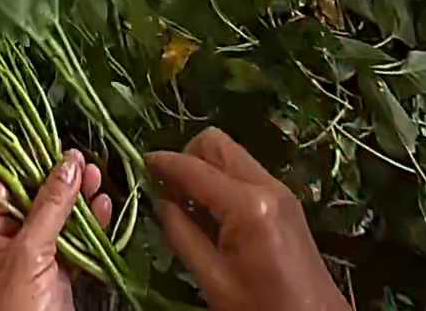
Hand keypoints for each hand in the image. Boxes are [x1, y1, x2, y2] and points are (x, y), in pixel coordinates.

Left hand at [0, 149, 113, 310]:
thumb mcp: (29, 254)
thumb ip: (50, 204)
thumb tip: (69, 160)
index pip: (2, 183)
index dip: (27, 159)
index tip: (52, 140)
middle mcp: (1, 246)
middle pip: (32, 198)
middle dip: (60, 179)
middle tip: (84, 161)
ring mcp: (29, 263)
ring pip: (55, 220)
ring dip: (79, 199)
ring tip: (98, 178)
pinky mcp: (54, 280)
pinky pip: (71, 245)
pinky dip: (89, 227)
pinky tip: (104, 208)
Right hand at [147, 128, 350, 310]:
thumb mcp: (214, 282)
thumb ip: (181, 234)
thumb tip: (160, 199)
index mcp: (247, 205)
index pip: (194, 169)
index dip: (163, 163)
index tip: (141, 163)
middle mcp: (265, 183)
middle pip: (214, 143)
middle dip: (187, 158)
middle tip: (170, 190)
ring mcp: (278, 187)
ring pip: (229, 152)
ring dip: (204, 167)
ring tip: (189, 204)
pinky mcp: (284, 198)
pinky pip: (243, 170)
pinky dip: (221, 179)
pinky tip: (212, 211)